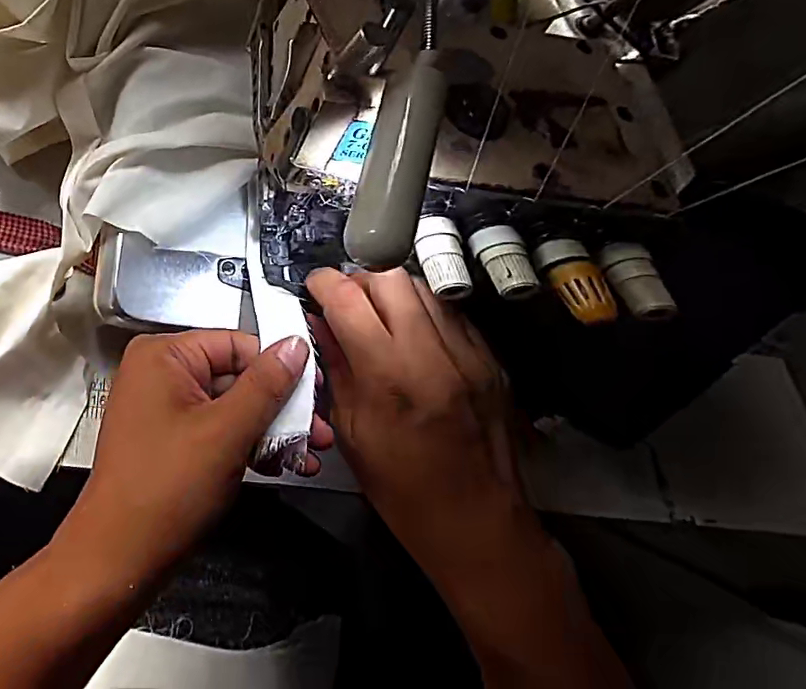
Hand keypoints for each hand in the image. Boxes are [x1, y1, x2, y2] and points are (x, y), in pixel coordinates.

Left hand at [56, 331, 333, 585]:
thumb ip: (265, 384)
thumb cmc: (163, 489)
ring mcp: (162, 406)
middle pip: (235, 375)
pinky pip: (216, 428)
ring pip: (230, 405)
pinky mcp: (169, 438)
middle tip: (318, 431)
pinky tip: (279, 464)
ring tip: (306, 454)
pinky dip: (246, 444)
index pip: (236, 343)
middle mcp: (158, 372)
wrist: (120, 557)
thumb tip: (294, 345)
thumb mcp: (226, 430)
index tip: (315, 392)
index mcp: (162, 355)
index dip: (278, 368)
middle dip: (280, 407)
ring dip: (270, 430)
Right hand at [305, 267, 529, 563]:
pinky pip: (450, 313)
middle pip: (389, 279)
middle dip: (358, 283)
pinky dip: (424, 314)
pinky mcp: (490, 361)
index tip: (315, 288)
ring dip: (392, 295)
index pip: (347, 297)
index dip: (323, 283)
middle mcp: (432, 356)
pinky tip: (413, 338)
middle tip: (346, 304)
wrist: (479, 526)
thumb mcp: (350, 430)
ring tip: (379, 319)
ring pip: (422, 288)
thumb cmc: (406, 491)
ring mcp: (468, 356)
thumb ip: (334, 366)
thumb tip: (319, 323)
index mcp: (388, 377)